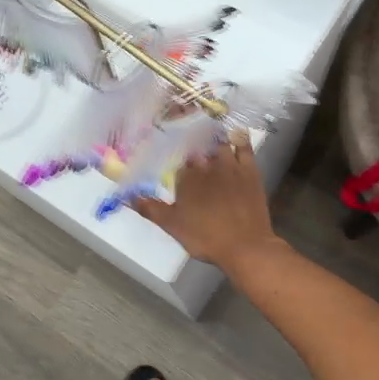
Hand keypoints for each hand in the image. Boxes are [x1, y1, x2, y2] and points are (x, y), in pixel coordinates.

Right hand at [133, 131, 284, 266]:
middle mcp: (207, 165)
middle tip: (189, 141)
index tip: (173, 154)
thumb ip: (151, 209)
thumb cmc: (206, 237)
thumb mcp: (173, 226)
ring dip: (213, 138)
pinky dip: (239, 138)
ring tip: (208, 134)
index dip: (174, 156)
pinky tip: (236, 134)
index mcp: (187, 177)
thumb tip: (128, 196)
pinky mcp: (249, 170)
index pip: (177, 159)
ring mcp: (230, 166)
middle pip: (197, 147)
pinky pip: (244, 147)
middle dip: (192, 144)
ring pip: (219, 143)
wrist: (244, 246)